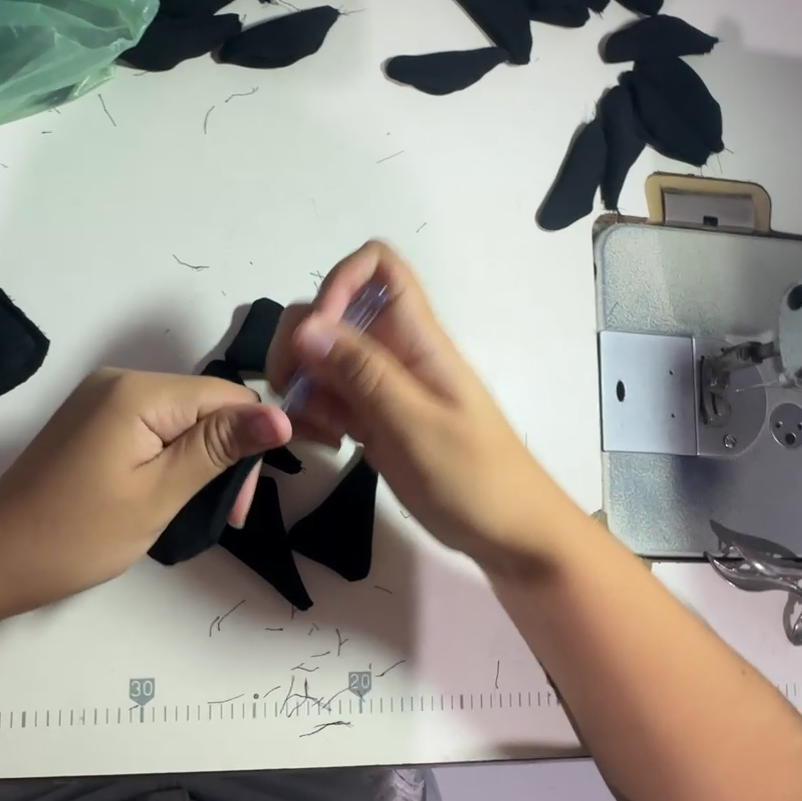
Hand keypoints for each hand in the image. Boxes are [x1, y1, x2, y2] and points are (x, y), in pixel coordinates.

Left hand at [0, 368, 290, 620]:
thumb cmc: (77, 535)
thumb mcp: (159, 494)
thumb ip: (220, 448)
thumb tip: (283, 415)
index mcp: (138, 392)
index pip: (226, 395)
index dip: (252, 441)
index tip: (246, 503)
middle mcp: (119, 382)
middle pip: (203, 405)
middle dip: (225, 457)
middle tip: (226, 518)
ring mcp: (100, 403)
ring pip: (180, 421)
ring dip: (199, 464)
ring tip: (193, 514)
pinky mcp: (90, 425)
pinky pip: (151, 431)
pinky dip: (169, 462)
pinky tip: (165, 497)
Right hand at [267, 241, 575, 578]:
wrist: (506, 532)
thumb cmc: (474, 477)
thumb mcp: (416, 424)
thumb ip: (362, 372)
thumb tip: (305, 325)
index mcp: (417, 338)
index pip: (377, 267)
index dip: (339, 284)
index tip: (315, 337)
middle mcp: (394, 352)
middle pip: (331, 314)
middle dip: (300, 346)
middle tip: (295, 395)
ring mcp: (381, 387)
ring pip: (320, 359)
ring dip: (302, 387)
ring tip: (319, 432)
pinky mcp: (372, 419)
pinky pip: (328, 398)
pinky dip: (314, 415)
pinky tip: (329, 445)